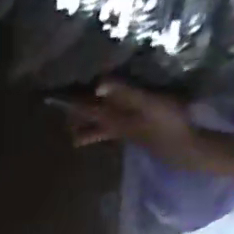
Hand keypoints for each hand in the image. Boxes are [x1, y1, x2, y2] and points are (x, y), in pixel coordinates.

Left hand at [56, 80, 202, 162]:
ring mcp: (123, 133)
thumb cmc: (166, 121)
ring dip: (85, 126)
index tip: (50, 99)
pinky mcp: (135, 134)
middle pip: (84, 127)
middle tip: (60, 109)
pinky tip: (111, 117)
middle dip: (72, 120)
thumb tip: (97, 86)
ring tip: (76, 119)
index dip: (69, 103)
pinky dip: (104, 124)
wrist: (183, 147)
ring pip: (96, 132)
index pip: (84, 110)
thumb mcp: (146, 102)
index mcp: (112, 119)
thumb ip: (124, 93)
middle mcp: (113, 128)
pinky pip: (111, 130)